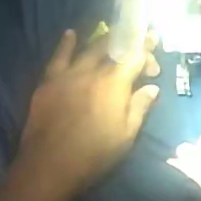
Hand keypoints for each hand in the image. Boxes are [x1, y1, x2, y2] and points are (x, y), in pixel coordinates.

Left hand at [12, 29, 159, 200]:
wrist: (48, 166)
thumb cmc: (94, 156)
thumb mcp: (126, 136)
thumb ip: (139, 108)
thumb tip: (151, 88)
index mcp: (113, 84)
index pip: (134, 56)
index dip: (145, 47)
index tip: (153, 39)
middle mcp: (90, 72)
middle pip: (111, 48)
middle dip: (127, 44)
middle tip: (137, 50)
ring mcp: (66, 75)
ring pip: (86, 49)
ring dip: (101, 41)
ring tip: (111, 36)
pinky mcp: (47, 83)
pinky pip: (58, 57)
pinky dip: (66, 44)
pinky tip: (70, 34)